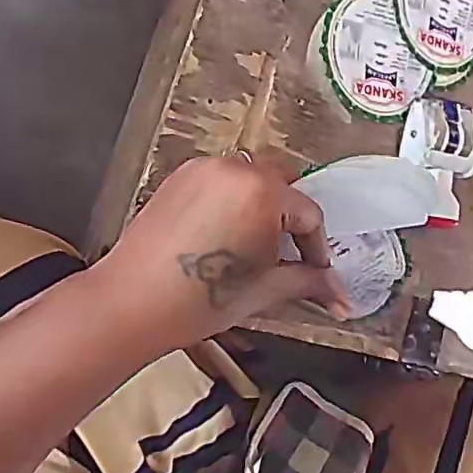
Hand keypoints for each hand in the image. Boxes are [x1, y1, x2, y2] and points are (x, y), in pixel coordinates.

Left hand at [90, 155, 350, 349]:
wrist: (130, 303)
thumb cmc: (200, 300)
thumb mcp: (263, 289)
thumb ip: (308, 282)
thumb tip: (342, 297)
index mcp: (263, 193)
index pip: (308, 214)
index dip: (316, 248)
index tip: (317, 272)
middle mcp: (236, 169)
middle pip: (283, 186)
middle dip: (290, 220)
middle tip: (288, 256)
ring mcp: (205, 168)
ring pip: (252, 177)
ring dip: (263, 205)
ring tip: (255, 245)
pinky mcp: (181, 176)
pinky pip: (222, 178)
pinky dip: (233, 198)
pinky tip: (225, 232)